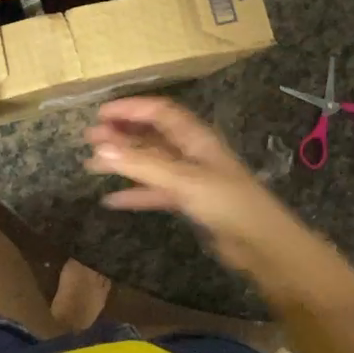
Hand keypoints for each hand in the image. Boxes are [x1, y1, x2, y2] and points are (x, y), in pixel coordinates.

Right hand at [82, 97, 312, 275]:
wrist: (262, 244)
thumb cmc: (228, 203)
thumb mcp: (184, 180)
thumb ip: (142, 165)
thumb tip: (100, 149)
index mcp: (196, 138)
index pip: (159, 112)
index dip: (131, 108)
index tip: (101, 113)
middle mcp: (192, 152)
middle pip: (153, 135)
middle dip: (122, 133)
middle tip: (91, 137)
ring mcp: (191, 178)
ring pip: (152, 163)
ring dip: (125, 162)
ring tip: (93, 163)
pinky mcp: (190, 202)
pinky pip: (156, 191)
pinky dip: (135, 193)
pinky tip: (112, 200)